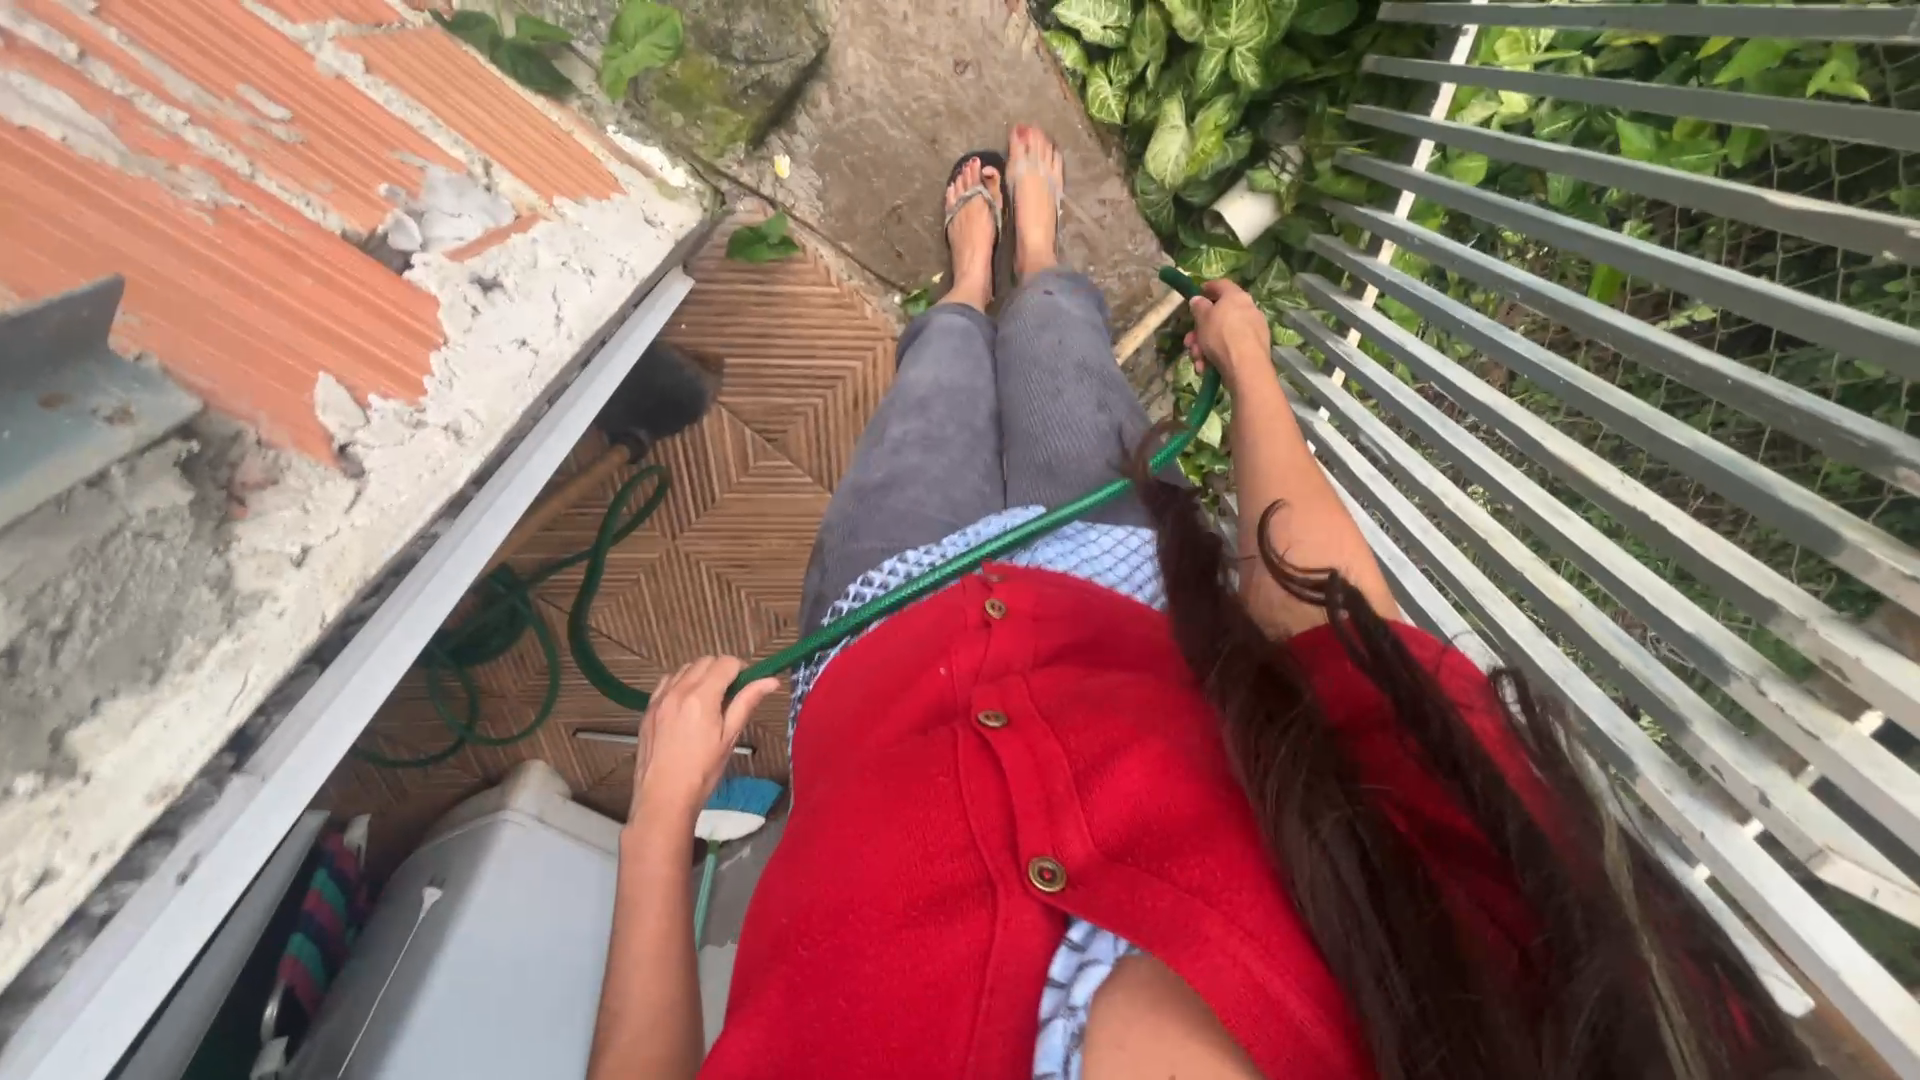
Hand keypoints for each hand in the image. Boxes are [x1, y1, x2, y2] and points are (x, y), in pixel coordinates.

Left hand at [629, 657, 779, 824]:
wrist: (663, 798)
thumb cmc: (702, 771)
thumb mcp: (730, 737)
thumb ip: (747, 702)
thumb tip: (771, 681)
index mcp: (701, 697)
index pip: (726, 663)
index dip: (741, 669)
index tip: (746, 685)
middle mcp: (678, 691)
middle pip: (705, 661)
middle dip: (721, 670)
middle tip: (730, 695)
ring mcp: (659, 700)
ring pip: (684, 669)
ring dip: (700, 675)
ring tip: (708, 700)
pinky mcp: (648, 710)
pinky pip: (666, 683)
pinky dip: (680, 684)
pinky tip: (686, 705)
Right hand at [1183, 279, 1273, 392]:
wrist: (1245, 365)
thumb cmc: (1221, 335)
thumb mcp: (1203, 319)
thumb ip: (1199, 307)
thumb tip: (1198, 299)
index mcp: (1236, 296)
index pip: (1221, 285)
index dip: (1208, 288)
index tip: (1197, 294)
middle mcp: (1247, 309)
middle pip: (1219, 315)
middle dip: (1200, 331)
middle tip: (1189, 342)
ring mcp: (1253, 328)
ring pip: (1222, 334)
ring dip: (1205, 347)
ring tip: (1197, 360)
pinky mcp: (1254, 347)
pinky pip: (1231, 347)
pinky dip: (1217, 355)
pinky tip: (1207, 367)